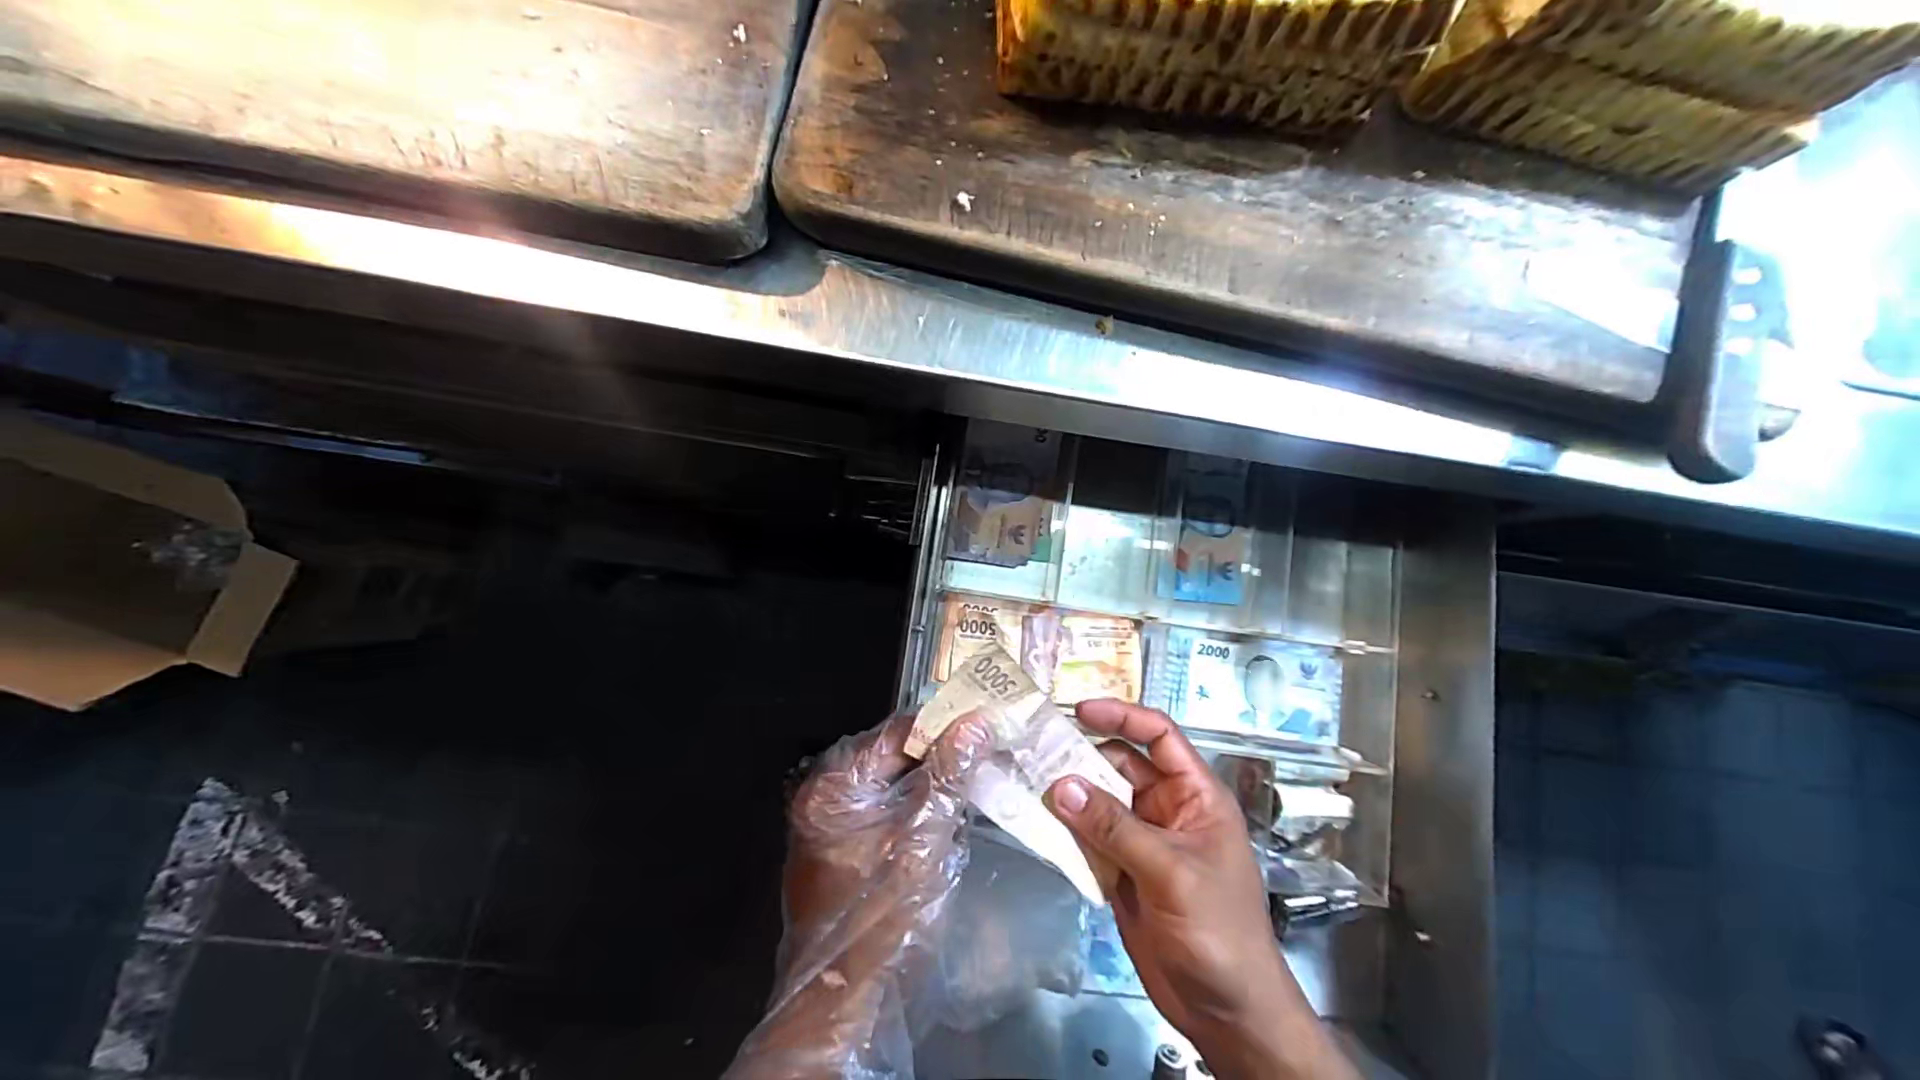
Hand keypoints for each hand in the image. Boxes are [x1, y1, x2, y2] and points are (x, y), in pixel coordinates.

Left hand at [727, 711, 991, 1079]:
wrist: (842, 1002)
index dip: (945, 724)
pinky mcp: (842, 840)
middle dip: (941, 751)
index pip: (897, 730)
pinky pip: (886, 803)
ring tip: (977, 774)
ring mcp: (831, 817)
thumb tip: (976, 722)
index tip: (987, 721)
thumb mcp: (924, 841)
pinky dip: (917, 802)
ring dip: (932, 777)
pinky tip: (949, 809)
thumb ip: (948, 776)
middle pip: (893, 752)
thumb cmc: (881, 919)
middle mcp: (824, 790)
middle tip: (989, 749)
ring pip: (893, 778)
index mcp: (835, 784)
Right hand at [1046, 700, 1357, 1079]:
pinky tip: (1038, 826)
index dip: (1123, 716)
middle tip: (1036, 751)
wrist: (1227, 1014)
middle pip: (1120, 766)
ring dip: (1068, 794)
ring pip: (1098, 801)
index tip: (1080, 710)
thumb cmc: (1219, 935)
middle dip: (1082, 756)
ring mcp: (1142, 841)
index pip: (1160, 737)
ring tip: (1027, 783)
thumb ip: (1115, 828)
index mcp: (1195, 796)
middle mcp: (1166, 810)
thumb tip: (1061, 786)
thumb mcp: (1171, 873)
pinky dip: (1065, 831)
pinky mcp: (1121, 872)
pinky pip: (1089, 838)